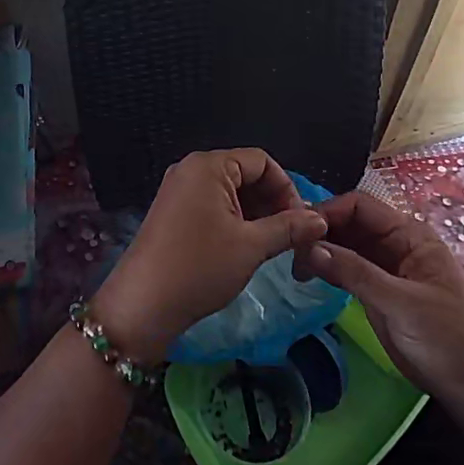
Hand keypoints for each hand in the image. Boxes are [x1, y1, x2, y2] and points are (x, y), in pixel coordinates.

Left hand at [93, 149, 328, 363]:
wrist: (144, 303)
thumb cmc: (200, 267)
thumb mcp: (251, 246)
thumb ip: (289, 227)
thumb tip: (320, 219)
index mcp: (207, 166)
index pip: (262, 161)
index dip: (287, 189)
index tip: (302, 222)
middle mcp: (189, 170)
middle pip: (245, 174)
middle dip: (272, 202)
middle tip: (291, 237)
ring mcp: (177, 191)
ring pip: (230, 192)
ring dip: (255, 214)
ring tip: (272, 246)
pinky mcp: (171, 212)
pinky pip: (211, 205)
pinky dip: (234, 221)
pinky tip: (245, 247)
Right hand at [301, 192, 463, 402]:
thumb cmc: (451, 339)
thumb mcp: (402, 303)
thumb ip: (356, 273)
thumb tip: (310, 248)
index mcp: (411, 236)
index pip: (361, 207)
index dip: (329, 212)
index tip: (300, 231)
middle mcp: (395, 245)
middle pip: (348, 223)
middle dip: (319, 231)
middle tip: (289, 250)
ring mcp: (384, 269)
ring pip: (343, 245)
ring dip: (319, 250)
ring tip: (294, 266)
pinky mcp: (375, 292)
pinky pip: (344, 268)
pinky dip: (325, 268)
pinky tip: (307, 277)